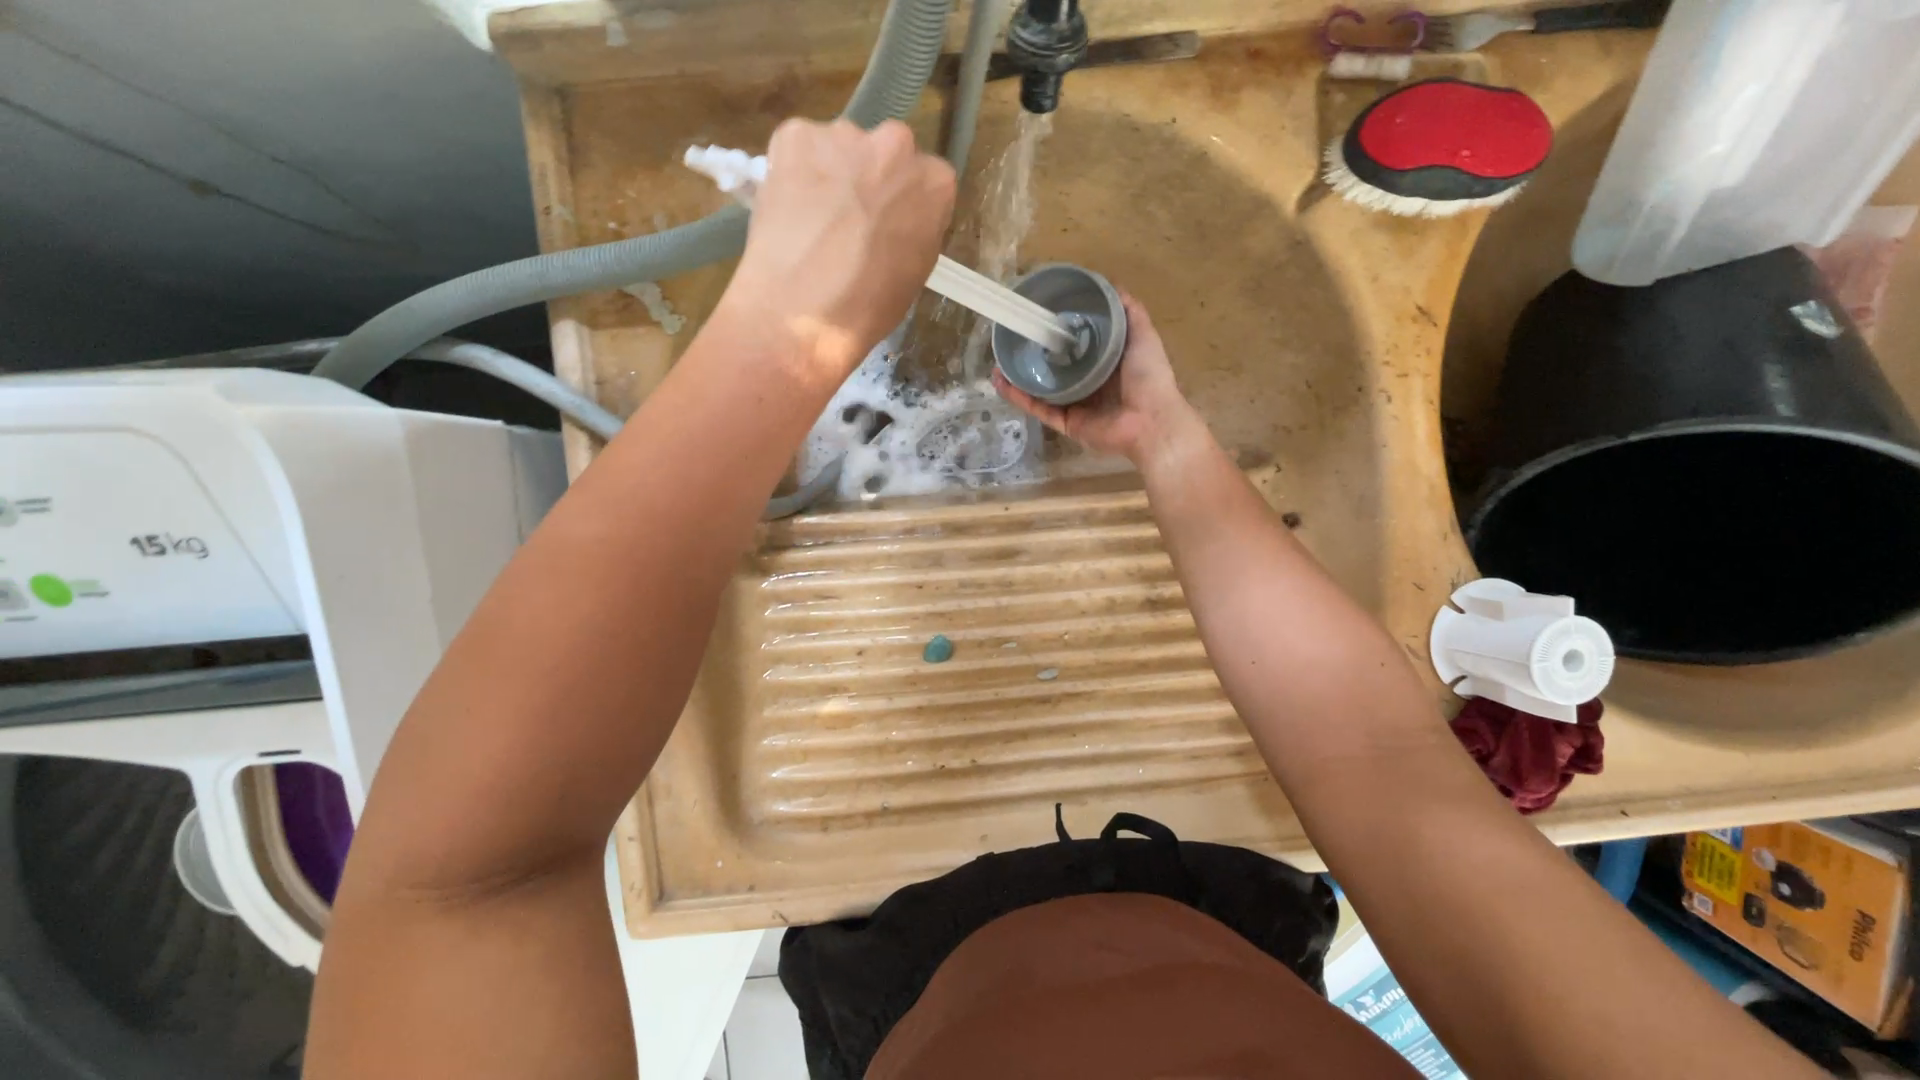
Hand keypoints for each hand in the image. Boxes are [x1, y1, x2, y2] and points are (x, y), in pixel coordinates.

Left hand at [720, 118, 955, 378]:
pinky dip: (792, 171)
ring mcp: (844, 135)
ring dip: (831, 173)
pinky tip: (786, 207)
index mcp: (935, 182)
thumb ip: (915, 228)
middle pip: (885, 153)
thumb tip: (899, 219)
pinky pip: (798, 149)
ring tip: (811, 219)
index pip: (925, 180)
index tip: (887, 225)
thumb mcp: (914, 272)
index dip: (903, 204)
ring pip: (839, 149)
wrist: (800, 312)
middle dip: (870, 179)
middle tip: (849, 219)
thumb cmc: (865, 307)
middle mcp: (896, 143)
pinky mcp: (796, 136)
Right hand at [993, 292, 1201, 466]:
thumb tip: (1111, 286)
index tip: (1042, 316)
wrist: (1151, 421)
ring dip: (1019, 376)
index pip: (1078, 345)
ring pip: (1042, 388)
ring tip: (998, 360)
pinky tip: (1001, 382)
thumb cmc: (1149, 376)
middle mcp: (1089, 383)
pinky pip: (1039, 408)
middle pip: (1056, 367)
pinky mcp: (1066, 422)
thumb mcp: (1142, 335)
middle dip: (1035, 354)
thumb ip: (1129, 312)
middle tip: (1015, 337)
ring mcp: (1076, 404)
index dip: (1061, 331)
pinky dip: (1019, 397)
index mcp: (1106, 363)